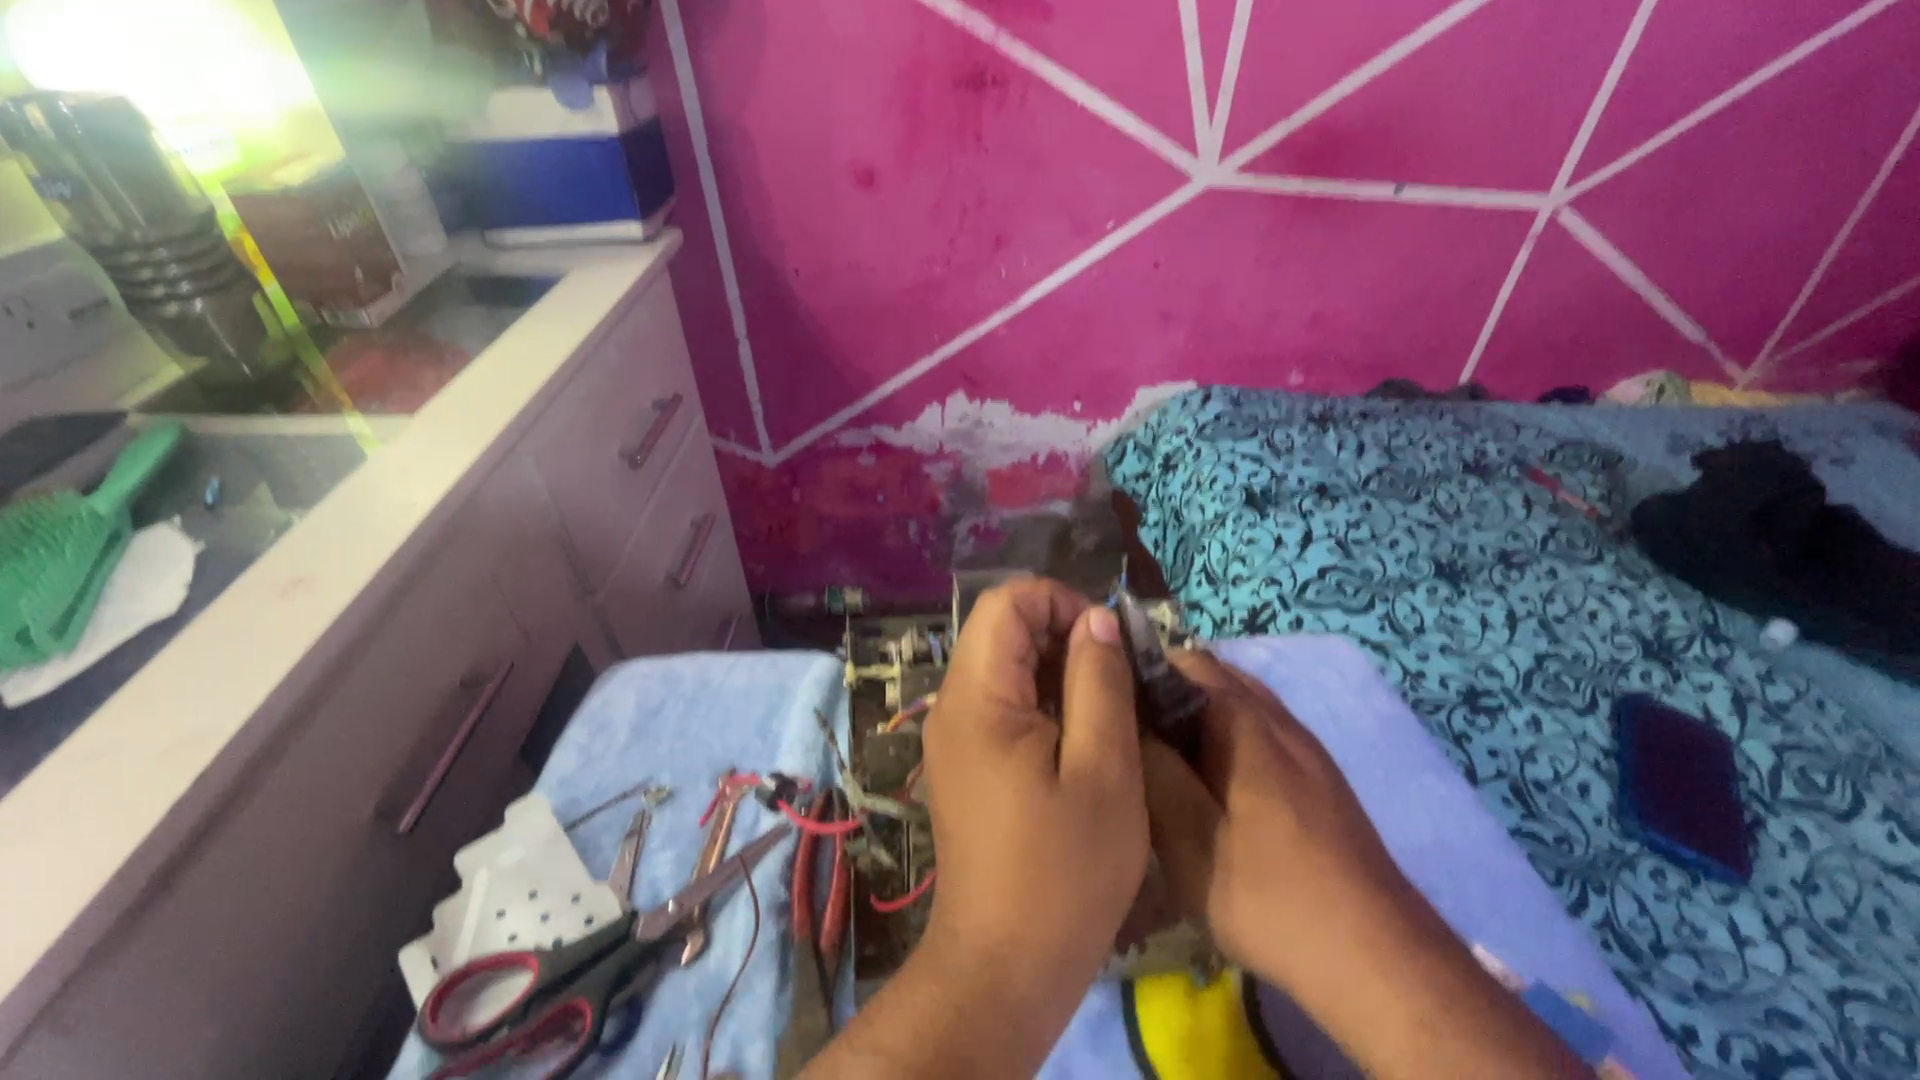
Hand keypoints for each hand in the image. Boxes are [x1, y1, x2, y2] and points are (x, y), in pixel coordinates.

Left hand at [921, 579, 1148, 986]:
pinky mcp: (964, 765)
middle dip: (1064, 636)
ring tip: (1110, 711)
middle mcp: (951, 707)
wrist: (1006, 965)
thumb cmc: (1064, 872)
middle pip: (1002, 631)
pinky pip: (1002, 707)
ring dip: (1059, 673)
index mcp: (976, 698)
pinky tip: (1083, 741)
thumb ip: (1099, 683)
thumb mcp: (1104, 770)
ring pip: (1005, 668)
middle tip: (1121, 680)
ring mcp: (953, 738)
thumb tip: (1096, 620)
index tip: (1112, 646)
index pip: (1007, 602)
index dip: (1062, 602)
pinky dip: (1044, 705)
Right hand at [1138, 649, 1422, 991]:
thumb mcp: (1189, 840)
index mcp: (1246, 724)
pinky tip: (1213, 795)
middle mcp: (1282, 723)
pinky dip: (1229, 746)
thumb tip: (1126, 722)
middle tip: (1130, 741)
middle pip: (1217, 680)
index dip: (1142, 672)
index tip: (1107, 707)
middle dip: (1169, 697)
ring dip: (1200, 723)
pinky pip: (1263, 739)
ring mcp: (1309, 753)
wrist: (1374, 956)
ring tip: (1165, 768)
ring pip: (1242, 711)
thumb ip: (1154, 771)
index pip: (1187, 661)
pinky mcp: (1322, 785)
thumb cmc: (1268, 895)